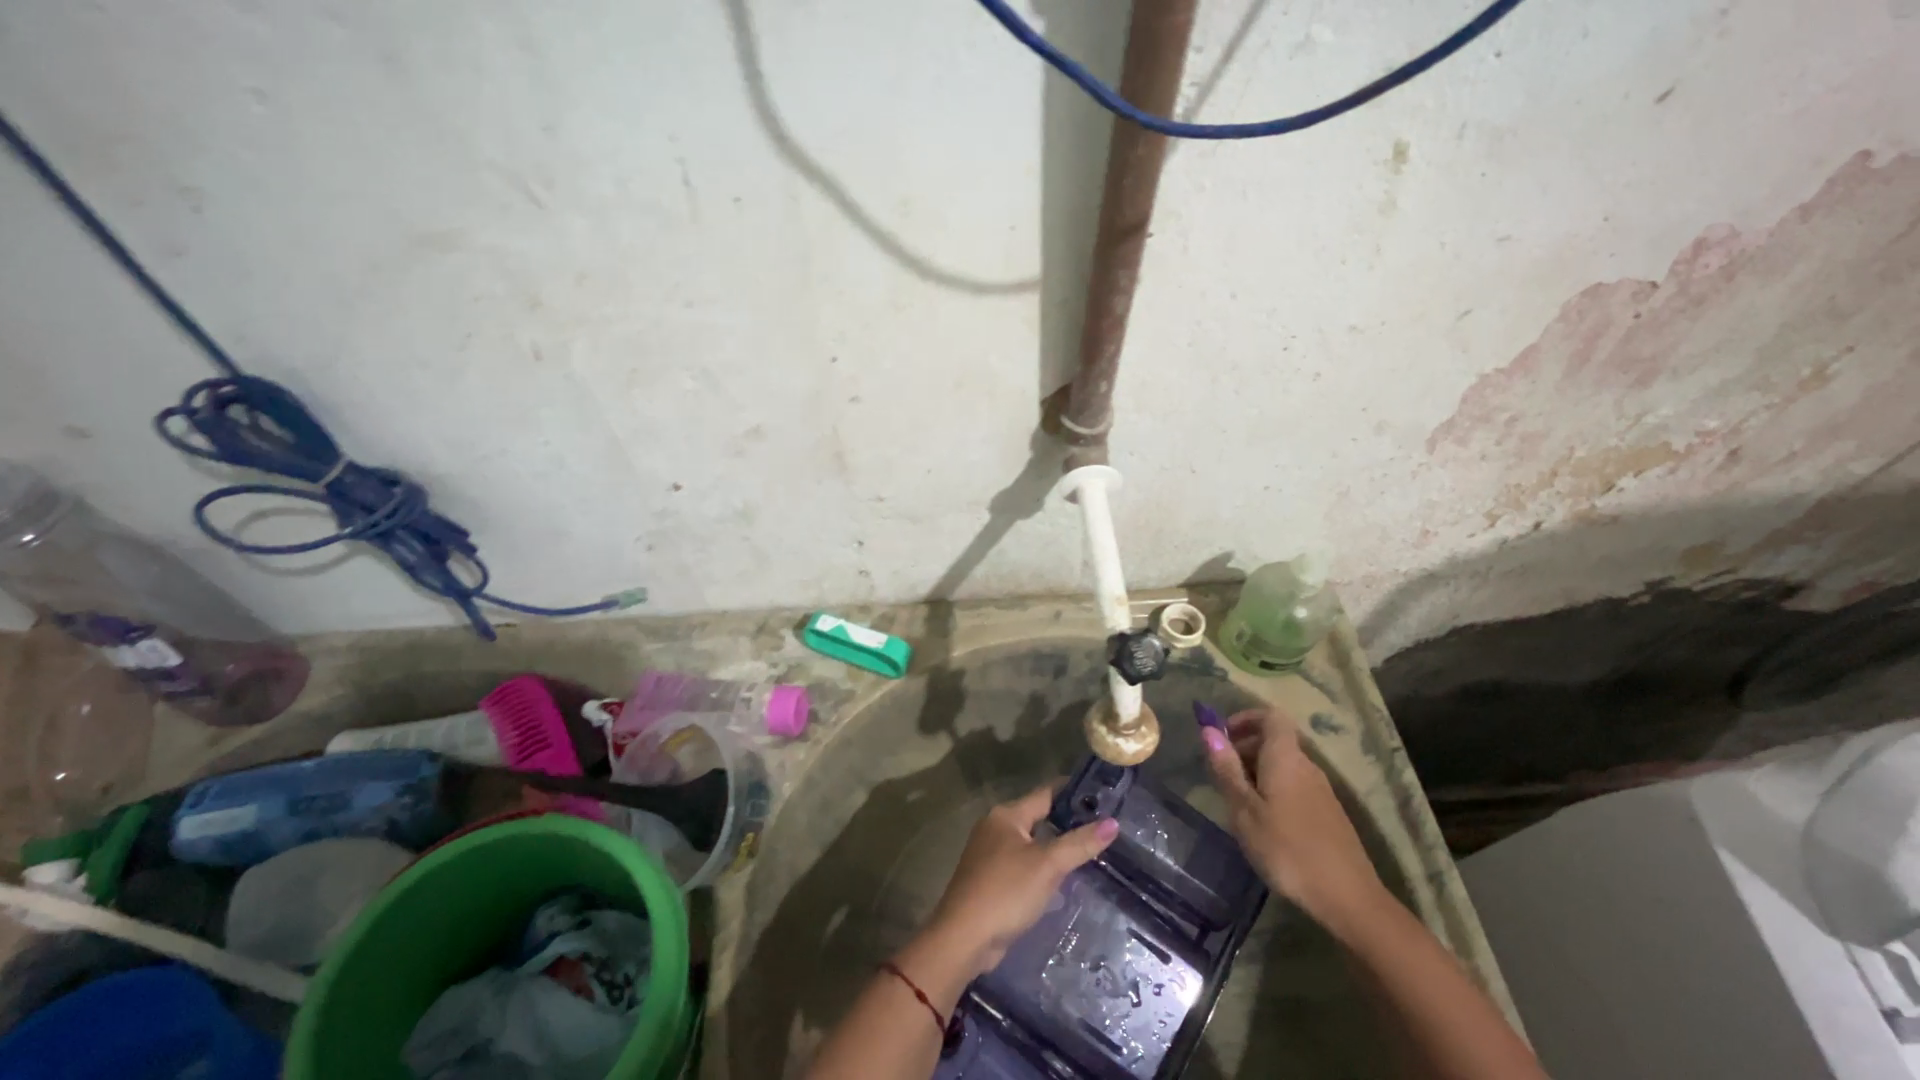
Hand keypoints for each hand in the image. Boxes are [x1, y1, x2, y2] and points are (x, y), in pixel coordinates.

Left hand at [924, 785, 1118, 975]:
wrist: (964, 938)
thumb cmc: (1006, 892)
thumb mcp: (1048, 865)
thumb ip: (1080, 843)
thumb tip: (1113, 823)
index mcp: (1006, 815)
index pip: (1046, 793)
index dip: (1074, 793)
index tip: (1105, 795)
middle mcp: (995, 828)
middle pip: (1039, 817)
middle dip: (1069, 821)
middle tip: (1105, 826)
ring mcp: (991, 854)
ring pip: (1032, 842)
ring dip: (1057, 846)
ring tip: (1092, 850)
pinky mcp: (992, 879)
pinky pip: (1024, 864)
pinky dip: (1043, 866)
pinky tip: (1064, 877)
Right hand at [1204, 709, 1386, 931]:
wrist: (1346, 896)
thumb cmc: (1286, 849)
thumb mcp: (1244, 811)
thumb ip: (1227, 770)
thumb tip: (1209, 730)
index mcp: (1286, 758)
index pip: (1271, 716)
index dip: (1244, 718)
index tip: (1221, 737)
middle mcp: (1306, 766)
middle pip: (1275, 740)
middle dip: (1244, 747)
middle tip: (1219, 775)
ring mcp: (1321, 790)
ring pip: (1284, 765)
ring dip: (1257, 771)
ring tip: (1236, 802)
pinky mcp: (1327, 812)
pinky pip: (1294, 785)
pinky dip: (1273, 789)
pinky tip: (1262, 823)